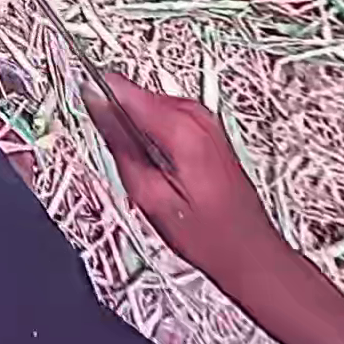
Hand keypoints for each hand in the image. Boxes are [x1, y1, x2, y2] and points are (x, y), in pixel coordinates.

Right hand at [85, 71, 285, 281]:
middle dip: (116, 120)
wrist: (254, 257)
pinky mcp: (204, 124)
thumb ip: (116, 138)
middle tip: (125, 158)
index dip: (95, 99)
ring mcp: (203, 118)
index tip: (88, 115)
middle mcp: (195, 114)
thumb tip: (91, 98)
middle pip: (129, 94)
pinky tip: (161, 164)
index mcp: (180, 127)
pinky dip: (149, 132)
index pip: (117, 86)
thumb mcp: (146, 192)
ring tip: (146, 166)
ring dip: (132, 128)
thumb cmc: (208, 234)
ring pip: (141, 103)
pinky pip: (157, 112)